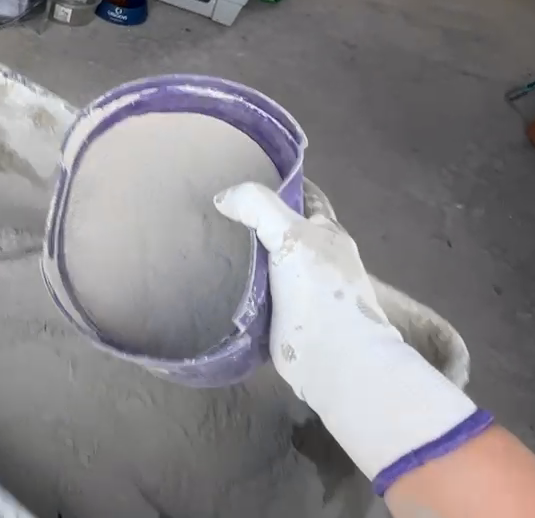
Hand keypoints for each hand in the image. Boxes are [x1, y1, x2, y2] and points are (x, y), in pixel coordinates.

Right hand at [215, 182, 491, 493]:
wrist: (332, 359)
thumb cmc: (320, 289)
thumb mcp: (290, 233)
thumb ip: (256, 205)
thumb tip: (221, 199)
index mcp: (328, 234)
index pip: (303, 198)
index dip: (278, 185)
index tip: (242, 176)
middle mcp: (316, 257)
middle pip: (278, 227)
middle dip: (250, 218)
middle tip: (211, 208)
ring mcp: (300, 287)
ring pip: (263, 257)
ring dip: (239, 251)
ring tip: (202, 237)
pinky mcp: (281, 315)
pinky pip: (252, 287)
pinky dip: (233, 280)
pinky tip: (208, 272)